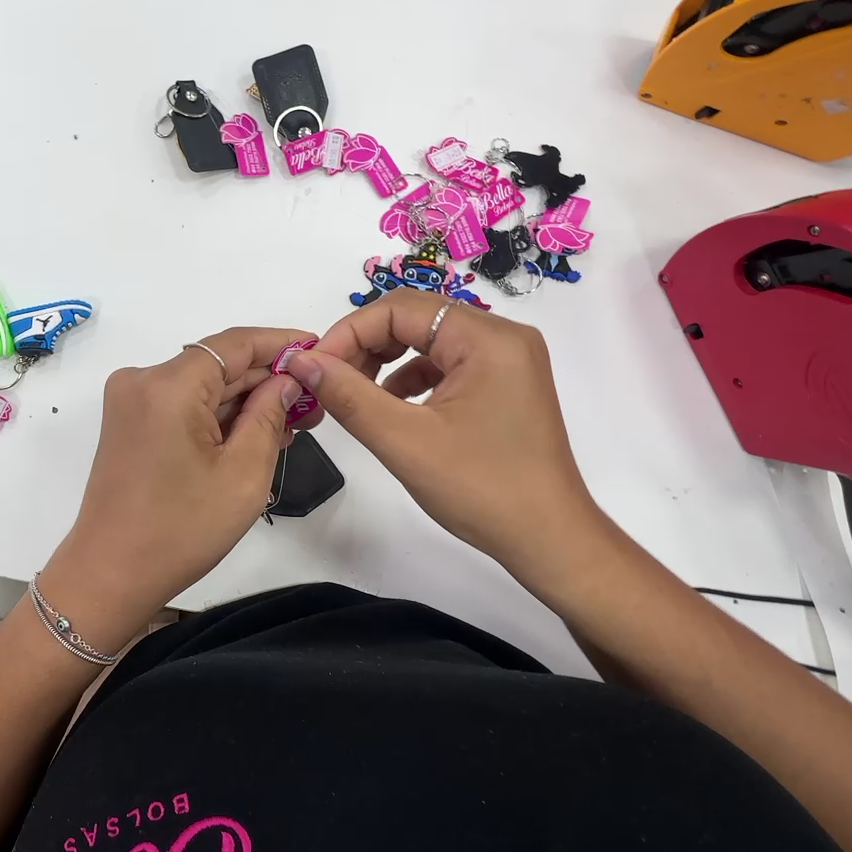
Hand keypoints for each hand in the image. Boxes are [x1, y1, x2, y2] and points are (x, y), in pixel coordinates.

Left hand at [39, 327, 312, 650]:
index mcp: (166, 385)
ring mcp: (129, 401)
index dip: (279, 344)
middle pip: (216, 364)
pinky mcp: (128, 423)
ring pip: (199, 385)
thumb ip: (269, 416)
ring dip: (243, 400)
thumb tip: (287, 381)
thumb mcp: (243, 474)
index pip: (233, 343)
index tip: (319, 349)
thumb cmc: (181, 529)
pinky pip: (181, 404)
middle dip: (265, 379)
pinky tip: (254, 432)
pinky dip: (216, 415)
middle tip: (315, 402)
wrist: (110, 572)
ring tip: (294, 422)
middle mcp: (141, 380)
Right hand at [283, 289, 604, 569]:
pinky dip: (406, 377)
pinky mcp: (501, 384)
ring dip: (382, 359)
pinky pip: (442, 362)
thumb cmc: (482, 490)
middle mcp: (502, 337)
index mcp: (488, 339)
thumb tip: (302, 361)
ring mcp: (505, 361)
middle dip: (363, 344)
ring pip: (424, 339)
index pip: (400, 309)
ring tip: (350, 393)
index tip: (314, 367)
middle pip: (413, 317)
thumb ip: (348, 394)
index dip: (349, 332)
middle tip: (326, 380)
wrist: (550, 542)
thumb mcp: (403, 440)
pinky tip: (387, 406)